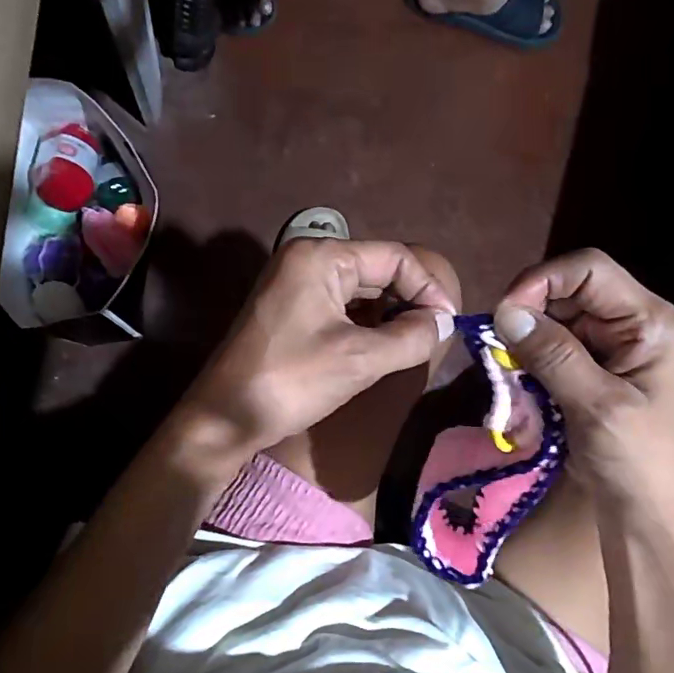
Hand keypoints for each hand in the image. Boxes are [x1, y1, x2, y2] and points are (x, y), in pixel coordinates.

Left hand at [175, 238, 456, 460]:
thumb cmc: (292, 380)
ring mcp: (290, 285)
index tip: (449, 324)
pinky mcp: (285, 311)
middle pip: (375, 270)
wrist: (225, 417)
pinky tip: (377, 348)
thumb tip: (443, 322)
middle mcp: (303, 259)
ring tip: (409, 345)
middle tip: (432, 336)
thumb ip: (411, 336)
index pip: (393, 257)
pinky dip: (361, 324)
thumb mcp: (361, 358)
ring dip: (386, 315)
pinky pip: (335, 307)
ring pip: (356, 291)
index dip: (427, 288)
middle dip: (407, 301)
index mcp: (320, 256)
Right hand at [493, 249, 673, 505]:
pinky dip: (527, 356)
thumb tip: (506, 312)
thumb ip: (554, 354)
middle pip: (568, 289)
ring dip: (524, 337)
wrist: (642, 510)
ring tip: (510, 368)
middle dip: (529, 312)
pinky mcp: (590, 365)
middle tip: (500, 347)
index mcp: (651, 322)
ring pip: (553, 316)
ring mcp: (611, 344)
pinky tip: (520, 379)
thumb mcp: (596, 404)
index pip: (590, 270)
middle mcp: (633, 323)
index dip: (542, 281)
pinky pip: (549, 343)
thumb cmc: (633, 458)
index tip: (504, 314)